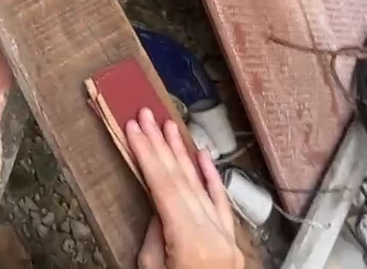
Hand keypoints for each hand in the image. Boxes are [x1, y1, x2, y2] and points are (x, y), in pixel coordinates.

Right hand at [125, 109, 242, 268]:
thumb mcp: (152, 268)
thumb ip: (157, 233)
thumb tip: (158, 206)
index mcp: (190, 240)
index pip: (163, 184)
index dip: (146, 152)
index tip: (133, 125)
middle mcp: (214, 236)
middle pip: (181, 179)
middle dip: (161, 144)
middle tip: (146, 113)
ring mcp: (227, 241)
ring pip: (201, 186)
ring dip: (182, 153)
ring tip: (169, 124)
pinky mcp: (233, 247)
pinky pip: (223, 205)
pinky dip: (212, 178)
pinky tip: (203, 155)